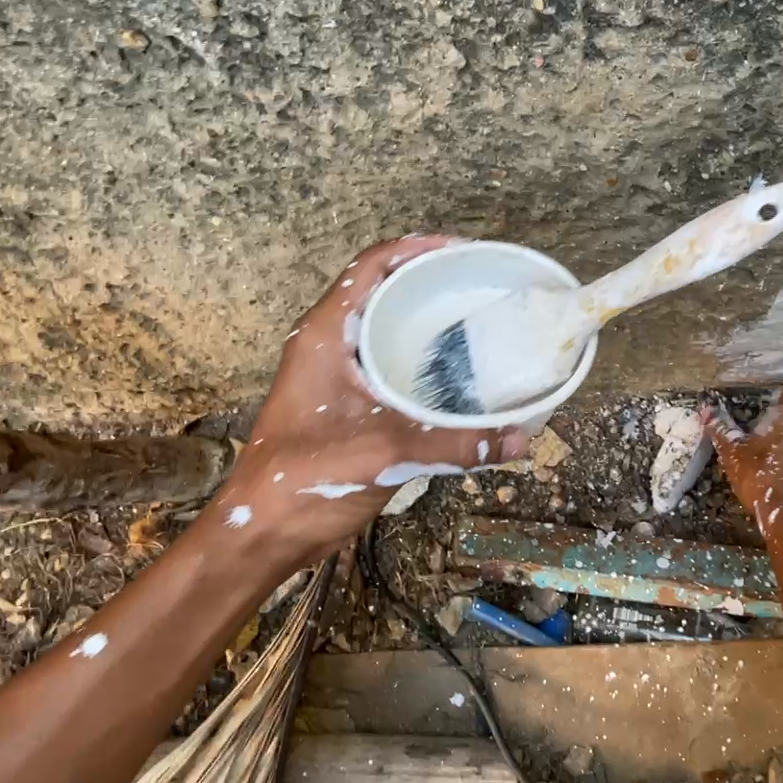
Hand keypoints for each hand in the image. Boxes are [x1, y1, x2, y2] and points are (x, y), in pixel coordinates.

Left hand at [217, 237, 532, 561]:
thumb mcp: (384, 453)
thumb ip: (454, 445)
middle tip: (481, 288)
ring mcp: (337, 377)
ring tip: (477, 325)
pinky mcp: (347, 406)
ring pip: (385, 330)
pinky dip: (422, 361)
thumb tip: (521, 440)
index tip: (462, 251)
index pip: (371, 266)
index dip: (415, 248)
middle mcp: (330, 346)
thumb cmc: (305, 481)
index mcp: (327, 335)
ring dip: (425, 322)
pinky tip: (457, 378)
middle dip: (428, 283)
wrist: (261, 534)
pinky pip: (390, 366)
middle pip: (382, 291)